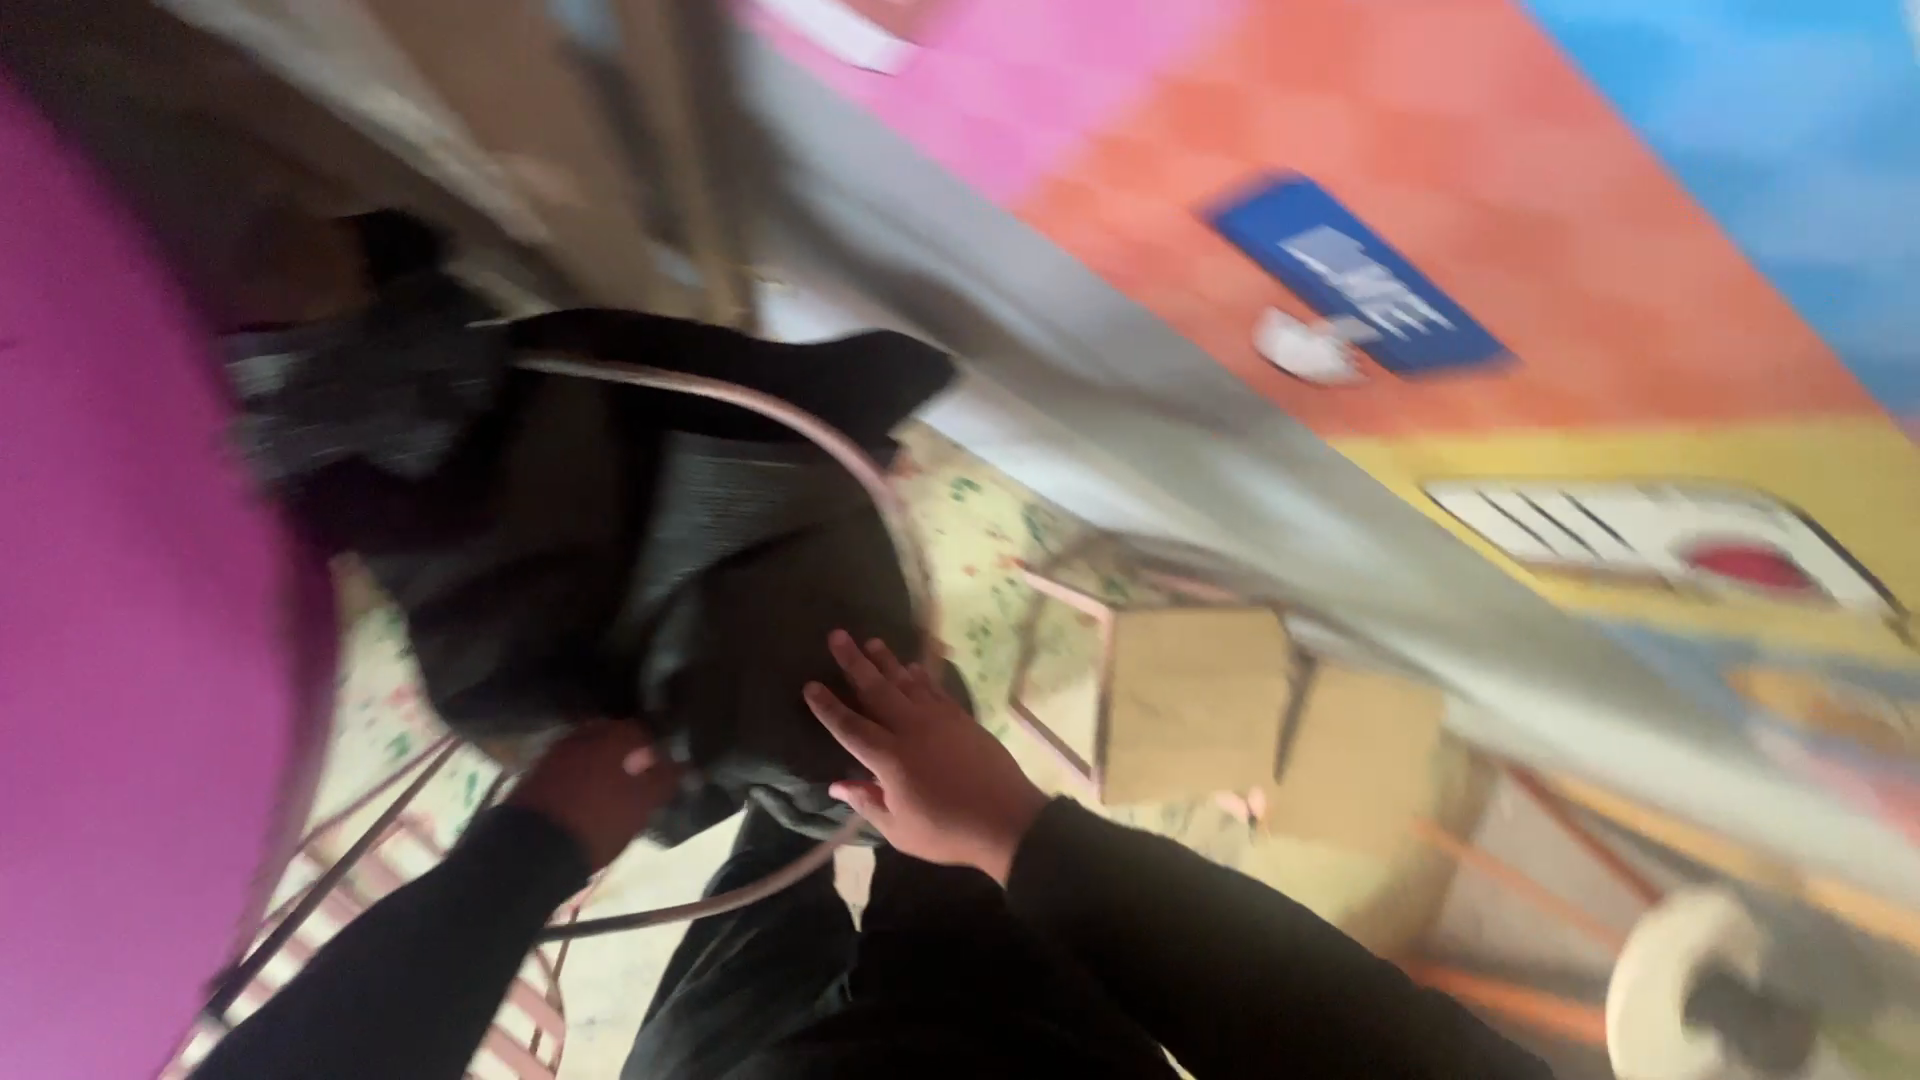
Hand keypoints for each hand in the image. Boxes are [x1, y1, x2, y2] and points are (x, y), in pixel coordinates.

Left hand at [506, 720, 681, 869]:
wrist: (530, 852)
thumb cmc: (597, 822)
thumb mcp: (642, 805)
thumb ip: (664, 779)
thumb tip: (681, 763)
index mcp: (612, 737)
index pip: (640, 729)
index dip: (653, 747)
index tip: (660, 766)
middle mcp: (581, 737)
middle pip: (610, 738)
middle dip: (624, 753)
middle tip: (636, 776)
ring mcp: (553, 755)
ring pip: (586, 752)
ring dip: (599, 766)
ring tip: (610, 791)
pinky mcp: (533, 777)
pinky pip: (565, 770)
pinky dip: (578, 779)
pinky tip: (584, 800)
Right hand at [804, 630, 1047, 883]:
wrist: (1007, 819)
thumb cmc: (948, 831)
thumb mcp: (899, 830)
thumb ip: (867, 802)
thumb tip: (837, 784)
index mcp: (890, 759)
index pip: (850, 726)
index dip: (828, 706)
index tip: (810, 685)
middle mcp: (911, 729)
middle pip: (876, 690)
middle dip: (853, 662)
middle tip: (837, 636)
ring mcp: (939, 719)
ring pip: (906, 682)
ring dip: (887, 661)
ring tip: (871, 641)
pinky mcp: (961, 718)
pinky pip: (934, 689)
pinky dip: (921, 676)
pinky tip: (912, 666)